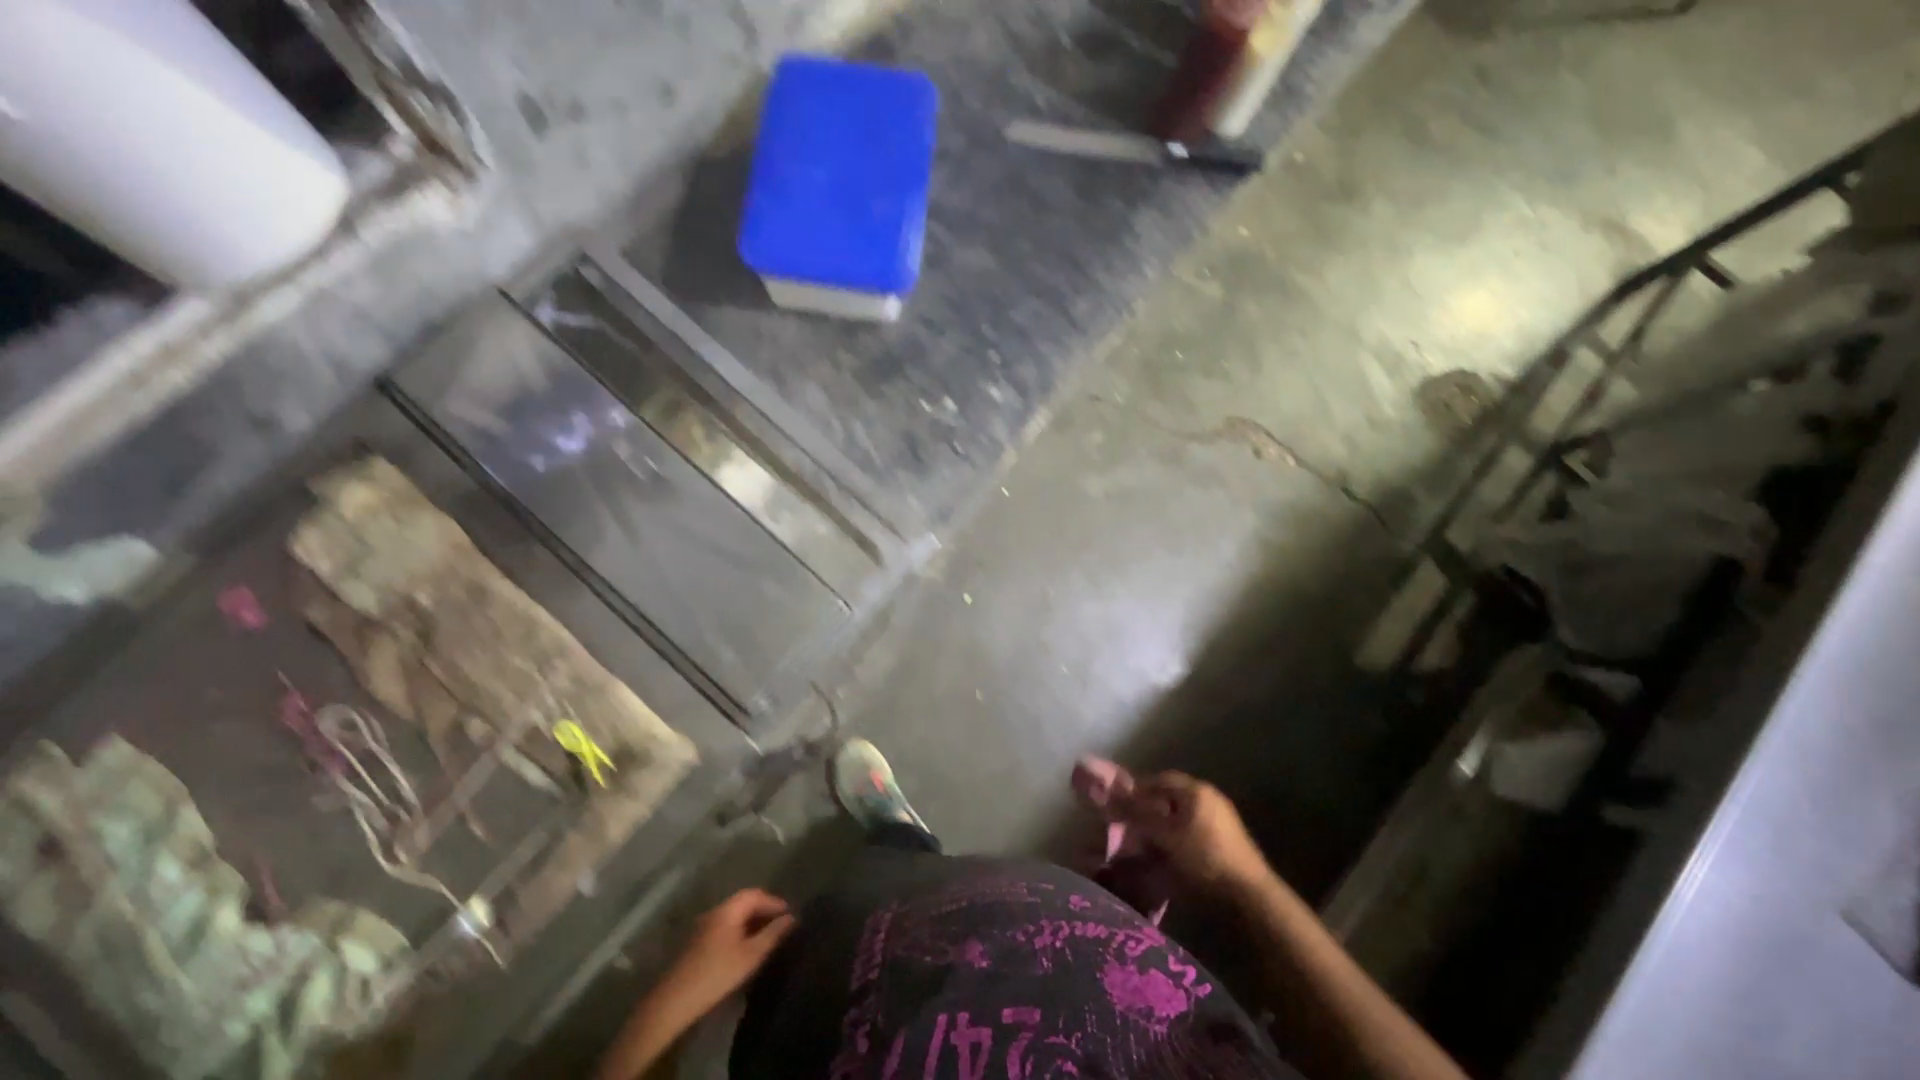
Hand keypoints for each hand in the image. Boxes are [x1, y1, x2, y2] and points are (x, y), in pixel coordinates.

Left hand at [648, 888, 796, 1027]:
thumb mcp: (751, 955)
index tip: (791, 915)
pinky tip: (747, 947)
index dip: (774, 902)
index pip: (754, 894)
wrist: (676, 1000)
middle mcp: (714, 912)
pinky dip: (740, 930)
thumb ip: (773, 934)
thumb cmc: (717, 974)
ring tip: (769, 936)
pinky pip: (725, 926)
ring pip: (733, 915)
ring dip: (752, 921)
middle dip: (764, 910)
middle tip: (782, 925)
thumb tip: (791, 918)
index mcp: (727, 910)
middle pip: (743, 902)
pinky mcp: (698, 942)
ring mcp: (703, 927)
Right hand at [1117, 772, 1275, 897]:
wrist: (1248, 894)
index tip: (1119, 805)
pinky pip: (1193, 830)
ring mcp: (1221, 818)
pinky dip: (1177, 836)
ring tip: (1146, 842)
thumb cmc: (1203, 858)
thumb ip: (1140, 817)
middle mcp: (1210, 797)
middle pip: (1172, 797)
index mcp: (1196, 790)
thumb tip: (1115, 801)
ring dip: (1163, 825)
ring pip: (1182, 815)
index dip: (1137, 790)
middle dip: (1149, 808)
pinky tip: (1168, 854)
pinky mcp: (1226, 839)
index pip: (1160, 779)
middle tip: (1130, 825)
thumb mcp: (1166, 836)